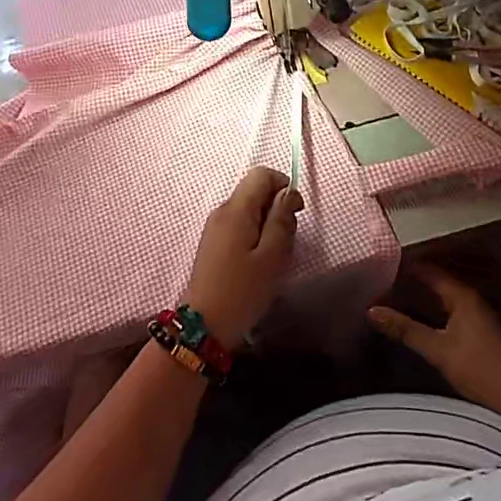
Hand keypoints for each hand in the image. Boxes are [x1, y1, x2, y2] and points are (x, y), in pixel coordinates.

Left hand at [182, 167, 302, 349]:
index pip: (261, 174)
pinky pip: (240, 226)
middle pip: (255, 190)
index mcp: (236, 209)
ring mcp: (215, 228)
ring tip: (274, 255)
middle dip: (277, 207)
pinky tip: (259, 262)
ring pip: (249, 209)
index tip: (296, 212)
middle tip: (286, 240)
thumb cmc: (243, 290)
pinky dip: (255, 235)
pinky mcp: (214, 244)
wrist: (204, 326)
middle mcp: (222, 211)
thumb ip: (282, 219)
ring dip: (267, 224)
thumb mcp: (272, 255)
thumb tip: (288, 193)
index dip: (283, 185)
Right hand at [368, 266, 500, 413]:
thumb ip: (405, 329)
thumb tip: (373, 311)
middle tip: (379, 281)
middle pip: (434, 282)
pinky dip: (426, 310)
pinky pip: (444, 310)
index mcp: (462, 296)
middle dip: (408, 281)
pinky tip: (411, 319)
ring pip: (439, 297)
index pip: (429, 271)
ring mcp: (473, 314)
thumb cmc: (479, 368)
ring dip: (417, 297)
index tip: (380, 265)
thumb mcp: (437, 349)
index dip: (406, 266)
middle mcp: (469, 299)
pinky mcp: (474, 330)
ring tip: (388, 297)